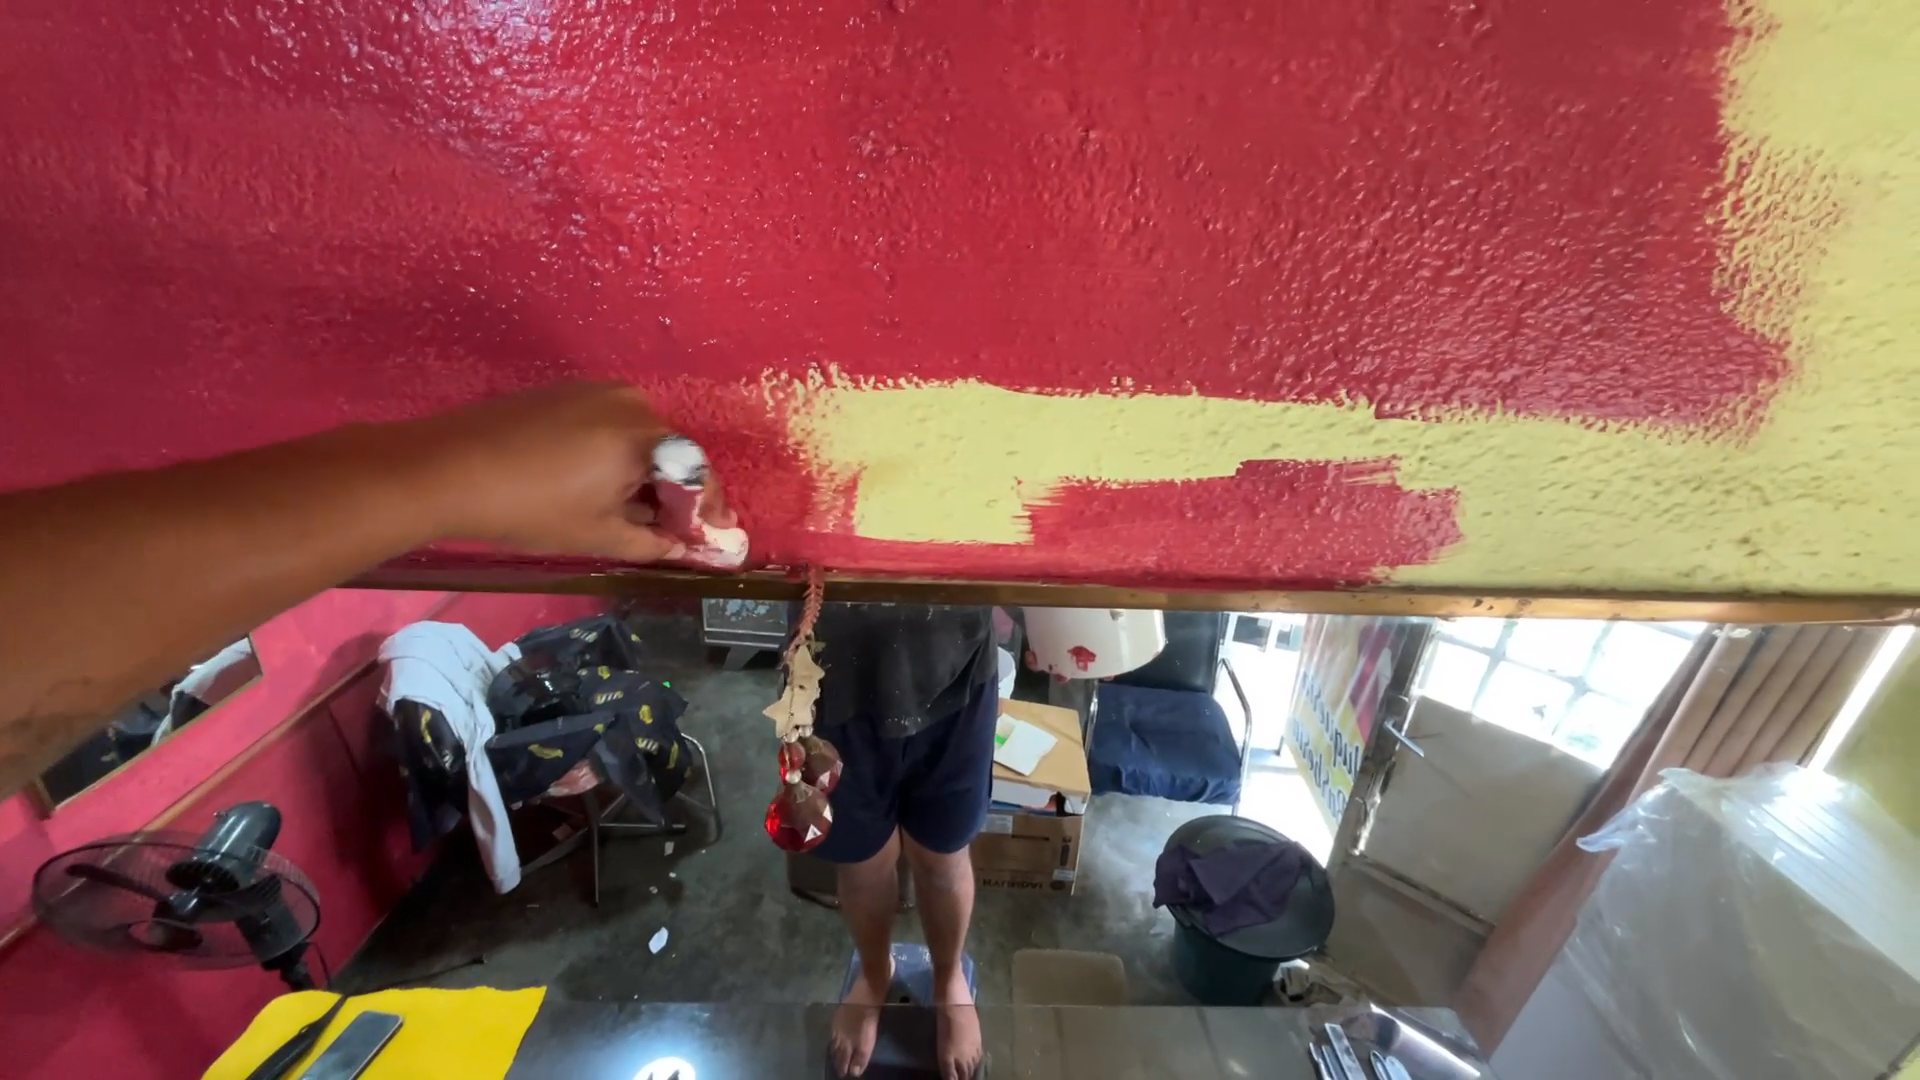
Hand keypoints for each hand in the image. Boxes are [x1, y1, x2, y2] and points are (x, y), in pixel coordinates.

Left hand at [405, 382, 712, 562]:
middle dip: (678, 490)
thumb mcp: (600, 535)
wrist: (443, 469)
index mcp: (646, 437)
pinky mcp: (567, 390)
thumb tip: (682, 548)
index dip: (712, 507)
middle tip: (675, 524)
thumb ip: (653, 542)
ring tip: (635, 506)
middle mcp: (632, 403)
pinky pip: (612, 423)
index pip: (699, 473)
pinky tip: (601, 479)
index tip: (720, 531)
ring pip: (641, 437)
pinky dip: (618, 452)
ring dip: (647, 471)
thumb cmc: (531, 508)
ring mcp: (597, 390)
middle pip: (672, 452)